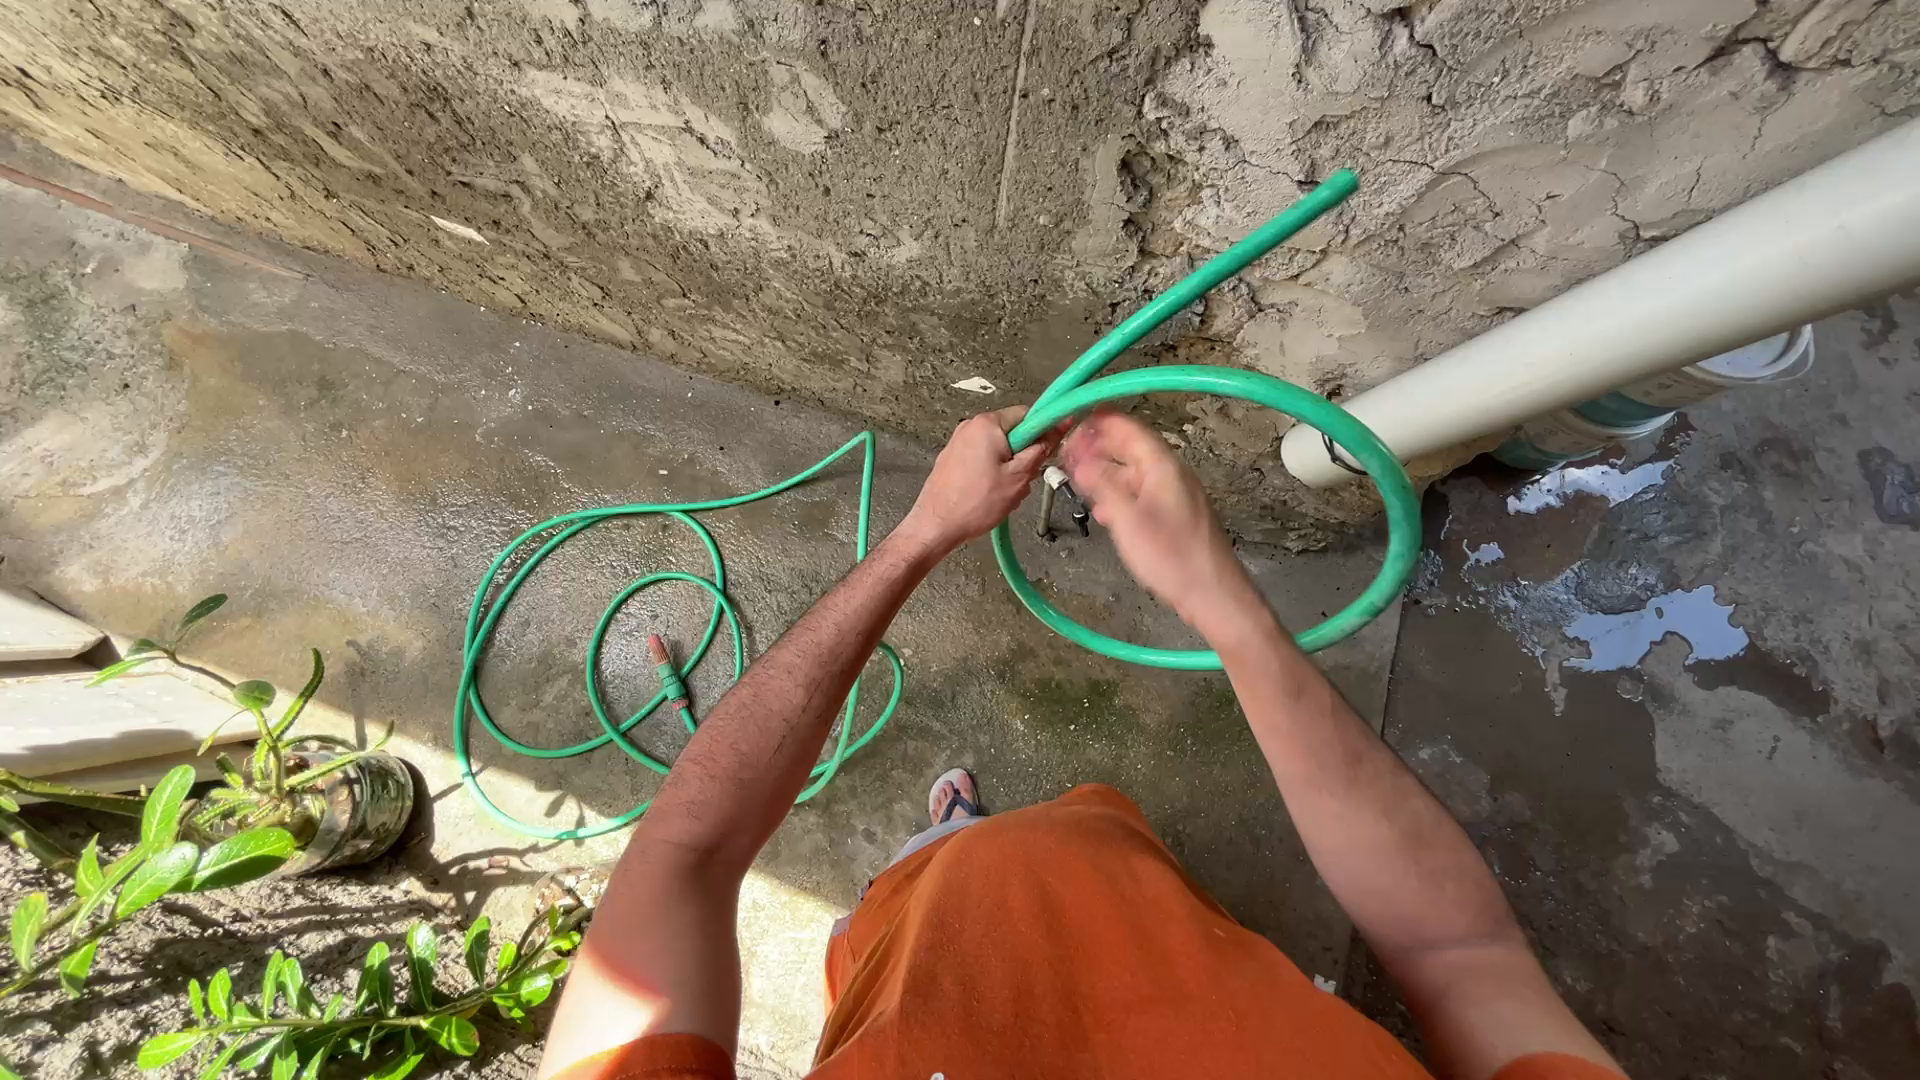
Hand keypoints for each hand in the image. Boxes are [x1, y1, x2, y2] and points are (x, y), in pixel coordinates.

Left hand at [898, 406, 1063, 553]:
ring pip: (999, 450)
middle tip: (1024, 481)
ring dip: (1009, 469)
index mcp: (988, 424)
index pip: (1028, 414)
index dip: (1044, 431)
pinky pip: (983, 459)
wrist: (936, 526)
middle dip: (1024, 456)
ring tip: (1005, 493)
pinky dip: (992, 474)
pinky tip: (990, 495)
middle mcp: (971, 426)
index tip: (1051, 449)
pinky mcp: (953, 459)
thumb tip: (1058, 426)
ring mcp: (959, 442)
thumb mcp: (1019, 477)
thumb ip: (1041, 448)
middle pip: (1012, 433)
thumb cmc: (976, 503)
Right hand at [1061, 411, 1267, 642]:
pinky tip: (1103, 509)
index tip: (1075, 418)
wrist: (1211, 594)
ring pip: (1133, 472)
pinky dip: (1118, 493)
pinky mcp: (1172, 516)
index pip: (1129, 428)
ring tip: (1079, 477)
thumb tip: (1080, 458)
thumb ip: (1101, 485)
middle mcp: (1170, 475)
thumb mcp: (1127, 519)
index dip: (1100, 421)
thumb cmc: (1174, 559)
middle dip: (1099, 445)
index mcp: (1162, 467)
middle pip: (1131, 448)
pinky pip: (1140, 493)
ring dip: (1105, 471)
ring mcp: (1173, 496)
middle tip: (1070, 449)